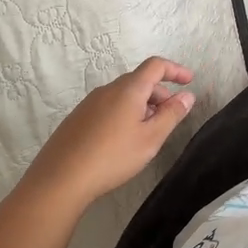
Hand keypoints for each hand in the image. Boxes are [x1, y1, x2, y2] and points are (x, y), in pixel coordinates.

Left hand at [22, 57, 195, 208]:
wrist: (58, 181)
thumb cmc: (112, 157)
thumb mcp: (151, 138)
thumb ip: (172, 114)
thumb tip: (187, 96)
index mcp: (128, 89)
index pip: (156, 66)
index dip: (175, 69)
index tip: (189, 81)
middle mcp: (107, 90)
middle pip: (139, 80)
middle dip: (159, 93)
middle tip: (169, 115)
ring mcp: (87, 104)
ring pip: (122, 95)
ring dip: (140, 105)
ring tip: (146, 130)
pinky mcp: (75, 120)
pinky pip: (107, 107)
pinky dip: (122, 113)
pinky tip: (120, 140)